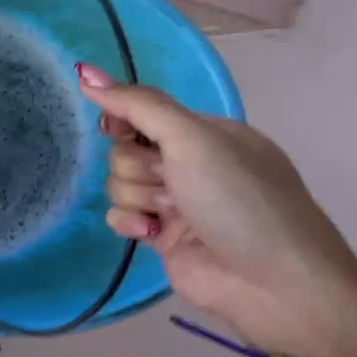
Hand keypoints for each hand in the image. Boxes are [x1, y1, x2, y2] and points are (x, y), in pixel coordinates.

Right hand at [77, 63, 356, 356]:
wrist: (273, 285)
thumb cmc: (241, 202)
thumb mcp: (195, 142)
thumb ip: (139, 106)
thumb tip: (83, 71)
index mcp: (212, 137)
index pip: (144, 113)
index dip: (124, 121)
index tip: (119, 131)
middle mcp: (195, 166)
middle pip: (124, 150)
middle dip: (135, 168)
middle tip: (168, 183)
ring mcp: (179, 201)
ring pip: (117, 183)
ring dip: (135, 198)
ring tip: (168, 214)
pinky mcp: (162, 233)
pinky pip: (118, 214)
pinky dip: (130, 222)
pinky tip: (152, 234)